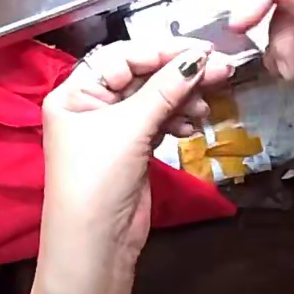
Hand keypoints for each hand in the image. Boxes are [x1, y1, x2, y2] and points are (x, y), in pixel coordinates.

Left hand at [30, 37, 232, 293]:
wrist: (95, 243)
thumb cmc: (98, 179)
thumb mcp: (130, 129)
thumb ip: (165, 89)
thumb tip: (199, 57)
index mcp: (74, 93)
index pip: (121, 57)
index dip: (161, 51)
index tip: (201, 50)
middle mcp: (90, 106)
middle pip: (140, 76)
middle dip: (178, 74)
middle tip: (219, 72)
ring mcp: (112, 128)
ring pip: (153, 99)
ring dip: (181, 98)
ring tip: (206, 105)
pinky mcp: (131, 148)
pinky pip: (158, 120)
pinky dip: (177, 118)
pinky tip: (194, 121)